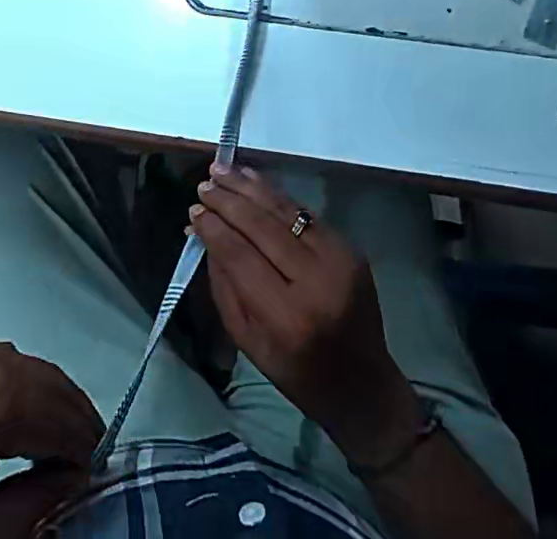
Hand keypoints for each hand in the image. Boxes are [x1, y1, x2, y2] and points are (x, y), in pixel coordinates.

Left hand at [0, 338, 100, 538]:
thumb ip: (33, 505)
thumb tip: (72, 481)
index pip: (64, 414)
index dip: (87, 450)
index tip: (99, 483)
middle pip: (48, 382)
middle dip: (71, 422)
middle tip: (84, 470)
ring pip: (24, 369)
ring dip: (46, 405)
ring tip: (54, 456)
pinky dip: (17, 393)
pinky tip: (15, 433)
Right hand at [189, 165, 420, 465]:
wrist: (363, 385)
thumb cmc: (295, 369)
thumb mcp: (245, 337)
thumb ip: (222, 282)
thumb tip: (200, 231)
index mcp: (287, 317)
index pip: (240, 255)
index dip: (213, 228)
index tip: (193, 210)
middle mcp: (317, 284)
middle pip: (262, 227)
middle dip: (228, 202)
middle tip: (203, 185)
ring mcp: (341, 263)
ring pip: (286, 212)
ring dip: (250, 188)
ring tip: (222, 171)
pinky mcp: (352, 251)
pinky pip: (306, 215)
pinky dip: (276, 195)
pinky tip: (252, 180)